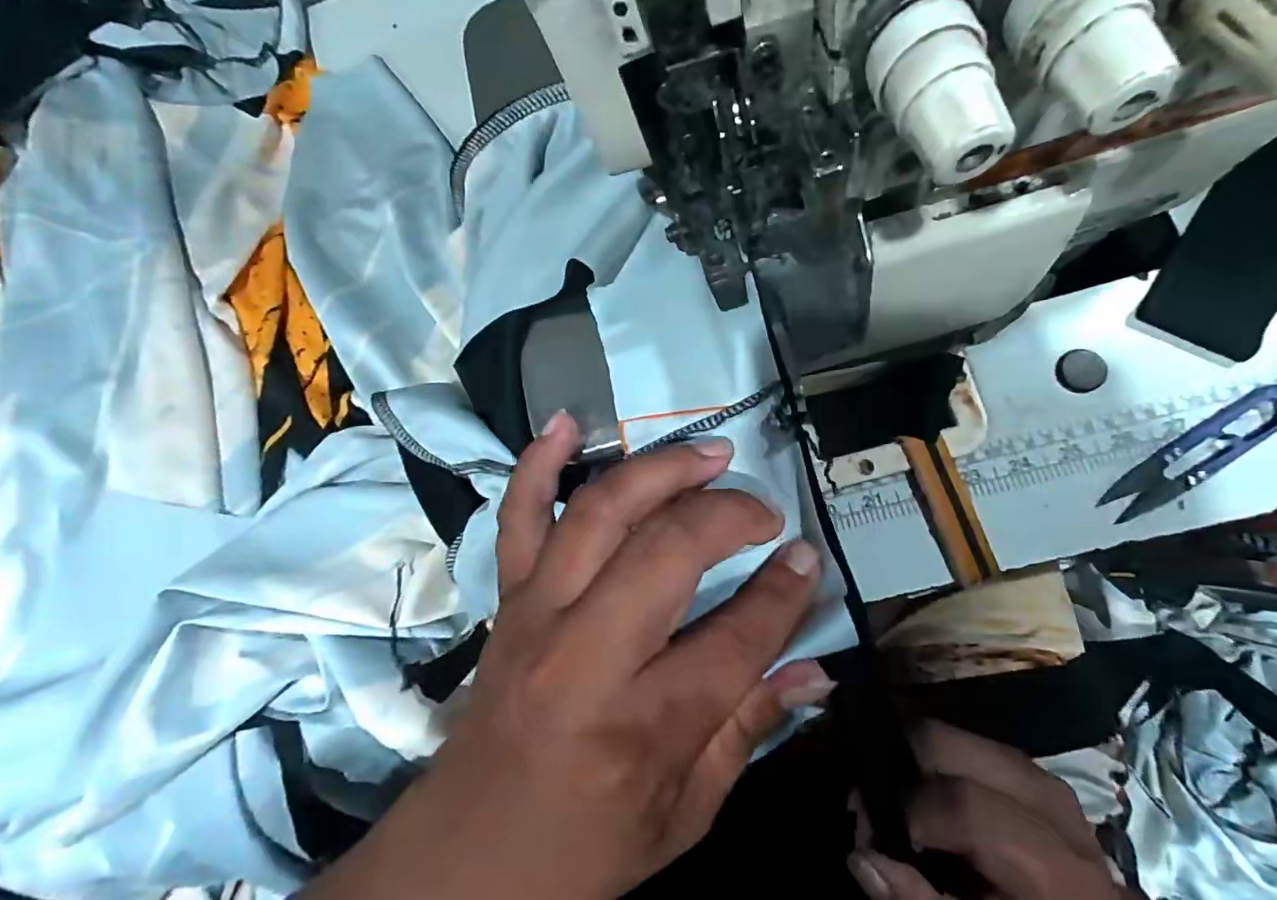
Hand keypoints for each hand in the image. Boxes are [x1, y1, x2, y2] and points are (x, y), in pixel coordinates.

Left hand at [304, 413, 832, 899]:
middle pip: (668, 554)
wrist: (460, 865)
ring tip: (711, 453)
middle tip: (765, 512)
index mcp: (641, 726)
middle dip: (729, 517)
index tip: (807, 556)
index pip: (735, 637)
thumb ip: (750, 729)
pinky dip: (537, 464)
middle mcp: (584, 656)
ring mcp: (536, 616)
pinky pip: (516, 518)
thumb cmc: (584, 849)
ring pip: (600, 515)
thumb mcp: (685, 814)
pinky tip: (565, 422)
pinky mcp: (507, 602)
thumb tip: (816, 668)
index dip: (784, 590)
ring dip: (660, 471)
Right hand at [849, 721, 1127, 899]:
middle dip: (906, 760)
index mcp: (1054, 868)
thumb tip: (863, 856)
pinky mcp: (1047, 782)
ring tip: (896, 794)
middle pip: (965, 750)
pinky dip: (949, 763)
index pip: (966, 806)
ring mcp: (1056, 789)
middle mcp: (1059, 811)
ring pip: (972, 740)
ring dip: (925, 758)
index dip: (907, 812)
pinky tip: (930, 793)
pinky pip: (985, 752)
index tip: (869, 833)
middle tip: (871, 798)